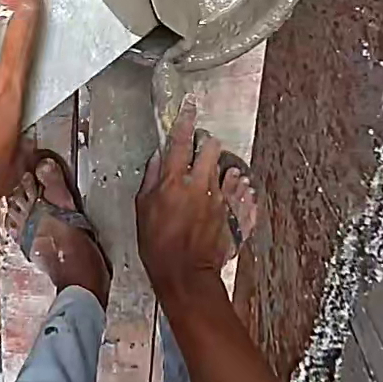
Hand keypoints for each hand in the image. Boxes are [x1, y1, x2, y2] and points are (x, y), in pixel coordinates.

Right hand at [137, 101, 236, 301]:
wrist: (185, 275)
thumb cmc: (157, 245)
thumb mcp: (143, 210)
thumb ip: (150, 179)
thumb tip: (157, 157)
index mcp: (174, 181)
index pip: (181, 141)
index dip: (186, 120)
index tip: (190, 107)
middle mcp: (200, 184)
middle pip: (211, 148)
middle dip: (207, 142)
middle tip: (201, 146)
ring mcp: (219, 198)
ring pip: (226, 168)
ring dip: (220, 166)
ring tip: (215, 172)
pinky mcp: (231, 212)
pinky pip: (240, 192)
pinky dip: (237, 187)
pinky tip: (235, 186)